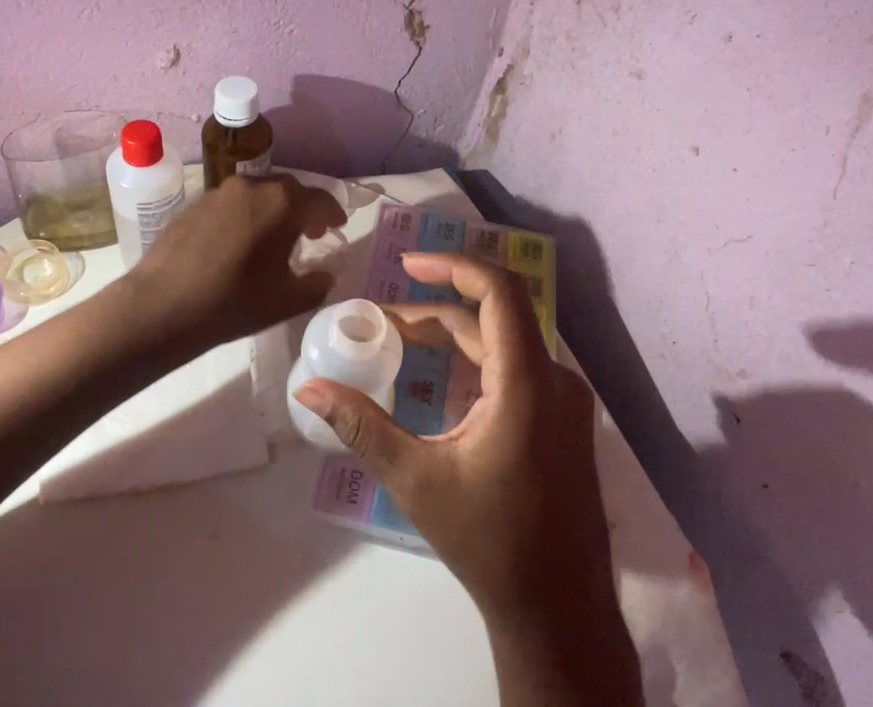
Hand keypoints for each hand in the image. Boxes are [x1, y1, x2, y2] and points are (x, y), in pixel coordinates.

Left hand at [128, 174, 346, 351]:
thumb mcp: (287, 301)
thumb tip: (326, 275)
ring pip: (255, 194)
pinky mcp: (191, 206)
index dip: (332, 212)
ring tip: (273, 239)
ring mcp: (217, 193)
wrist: (162, 306)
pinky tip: (238, 244)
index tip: (338, 225)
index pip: (319, 198)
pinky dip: (243, 217)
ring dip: (271, 211)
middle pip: (286, 190)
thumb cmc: (234, 302)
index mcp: (281, 202)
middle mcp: (251, 187)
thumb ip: (316, 285)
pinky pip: (229, 205)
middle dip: (302, 208)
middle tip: (309, 232)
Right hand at [290, 251, 615, 619]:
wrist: (559, 607)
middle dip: (433, 312)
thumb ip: (361, 426)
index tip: (406, 265)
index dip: (453, 265)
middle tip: (379, 321)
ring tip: (399, 345)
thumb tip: (308, 388)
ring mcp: (565, 402)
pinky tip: (437, 386)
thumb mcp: (416, 479)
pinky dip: (473, 365)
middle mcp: (554, 380)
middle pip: (492, 319)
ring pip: (504, 346)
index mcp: (526, 384)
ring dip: (452, 339)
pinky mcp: (562, 423)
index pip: (499, 291)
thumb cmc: (489, 541)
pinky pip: (516, 372)